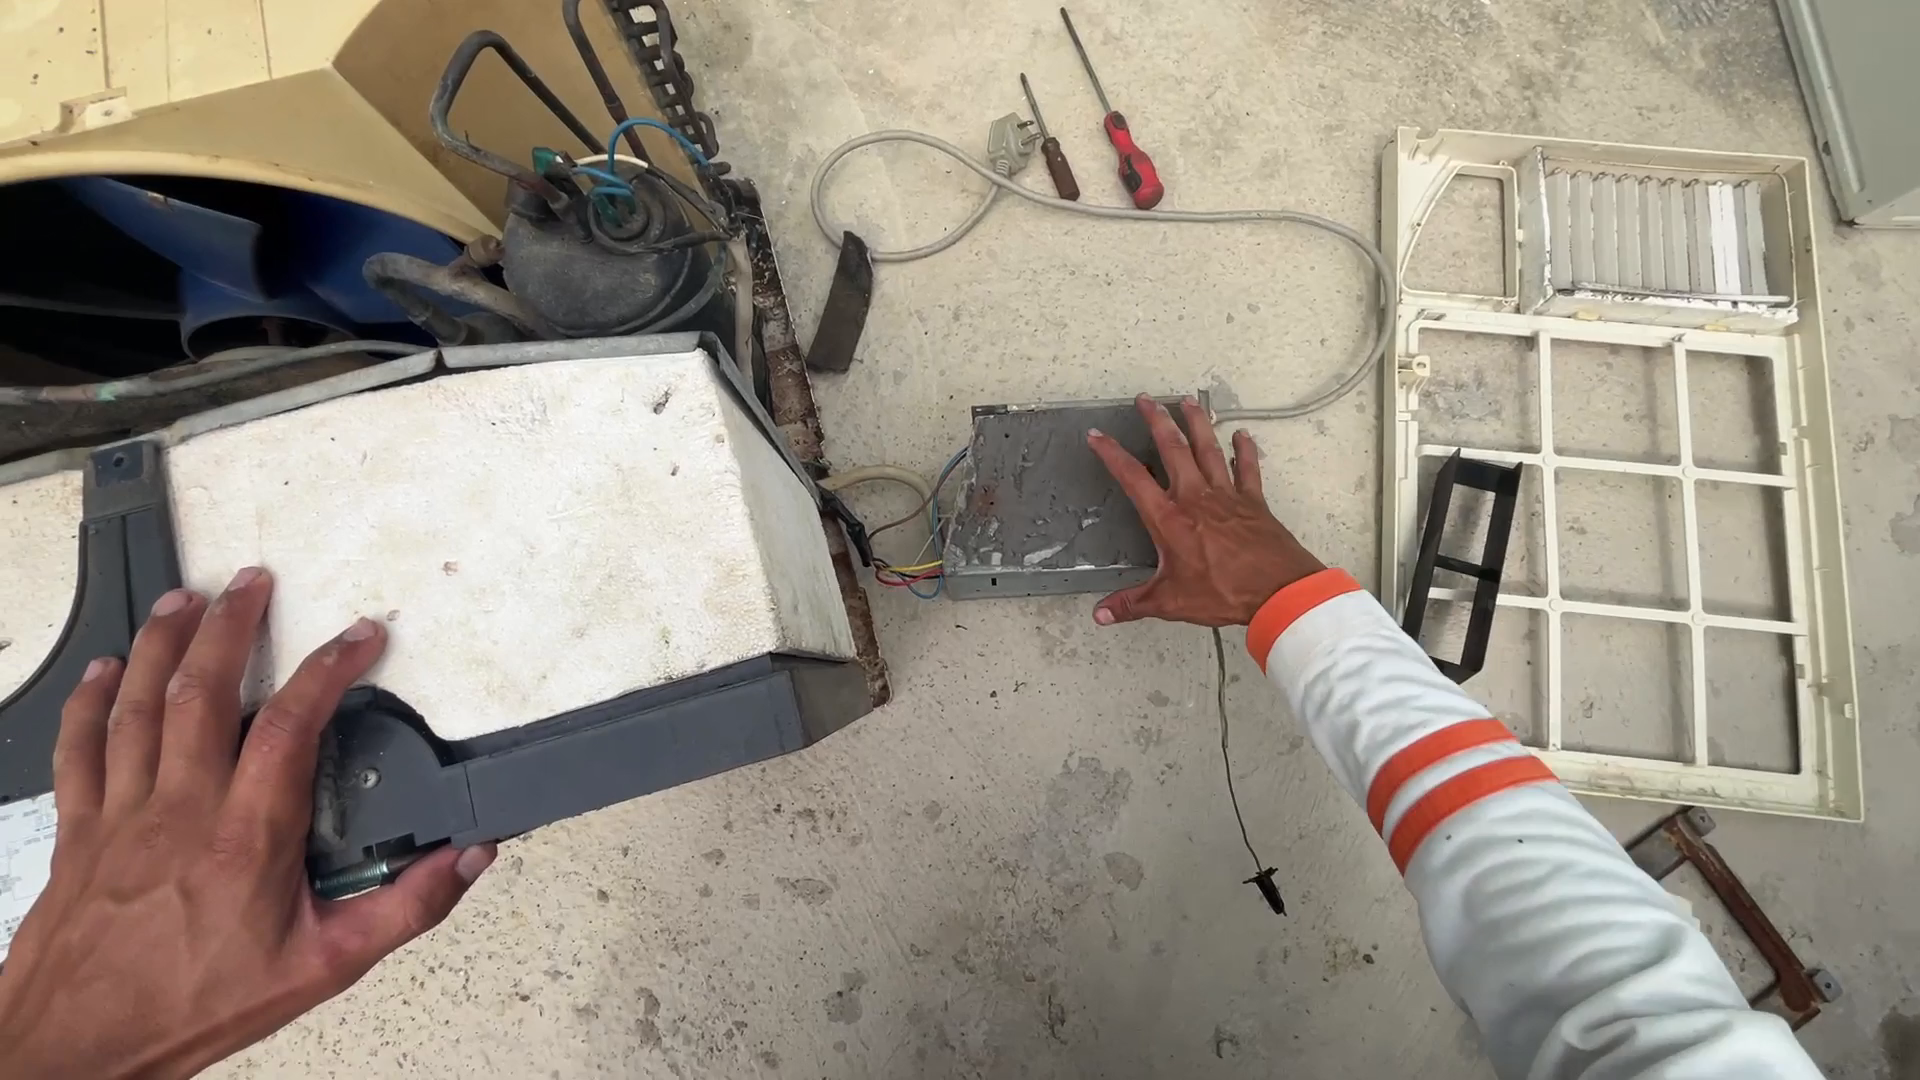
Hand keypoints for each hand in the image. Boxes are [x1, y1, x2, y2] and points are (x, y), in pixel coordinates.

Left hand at [0, 569, 494, 1079]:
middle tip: (253, 582)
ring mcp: (122, 817)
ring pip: (137, 708)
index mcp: (247, 832)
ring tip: (186, 598)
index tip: (361, 635)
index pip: (292, 724)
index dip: (329, 668)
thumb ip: (412, 905)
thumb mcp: (329, 964)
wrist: (68, 1063)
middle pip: (202, 695)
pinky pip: (81, 750)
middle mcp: (181, 809)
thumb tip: (476, 855)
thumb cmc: (197, 1006)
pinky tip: (109, 668)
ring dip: (163, 646)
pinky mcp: (80, 834)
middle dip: (229, 628)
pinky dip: (91, 701)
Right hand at [1087, 395, 1324, 626]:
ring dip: (1197, 423)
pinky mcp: (1253, 502)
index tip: (1097, 436)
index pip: (1133, 478)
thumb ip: (1131, 605)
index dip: (1112, 454)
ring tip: (1187, 401)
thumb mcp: (1169, 602)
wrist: (1278, 592)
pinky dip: (1245, 451)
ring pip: (1208, 449)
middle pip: (1173, 449)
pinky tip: (1242, 435)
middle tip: (1145, 399)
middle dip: (1156, 421)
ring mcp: (1227, 496)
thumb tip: (1100, 614)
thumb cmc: (1223, 593)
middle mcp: (1196, 498)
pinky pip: (1248, 469)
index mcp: (1169, 519)